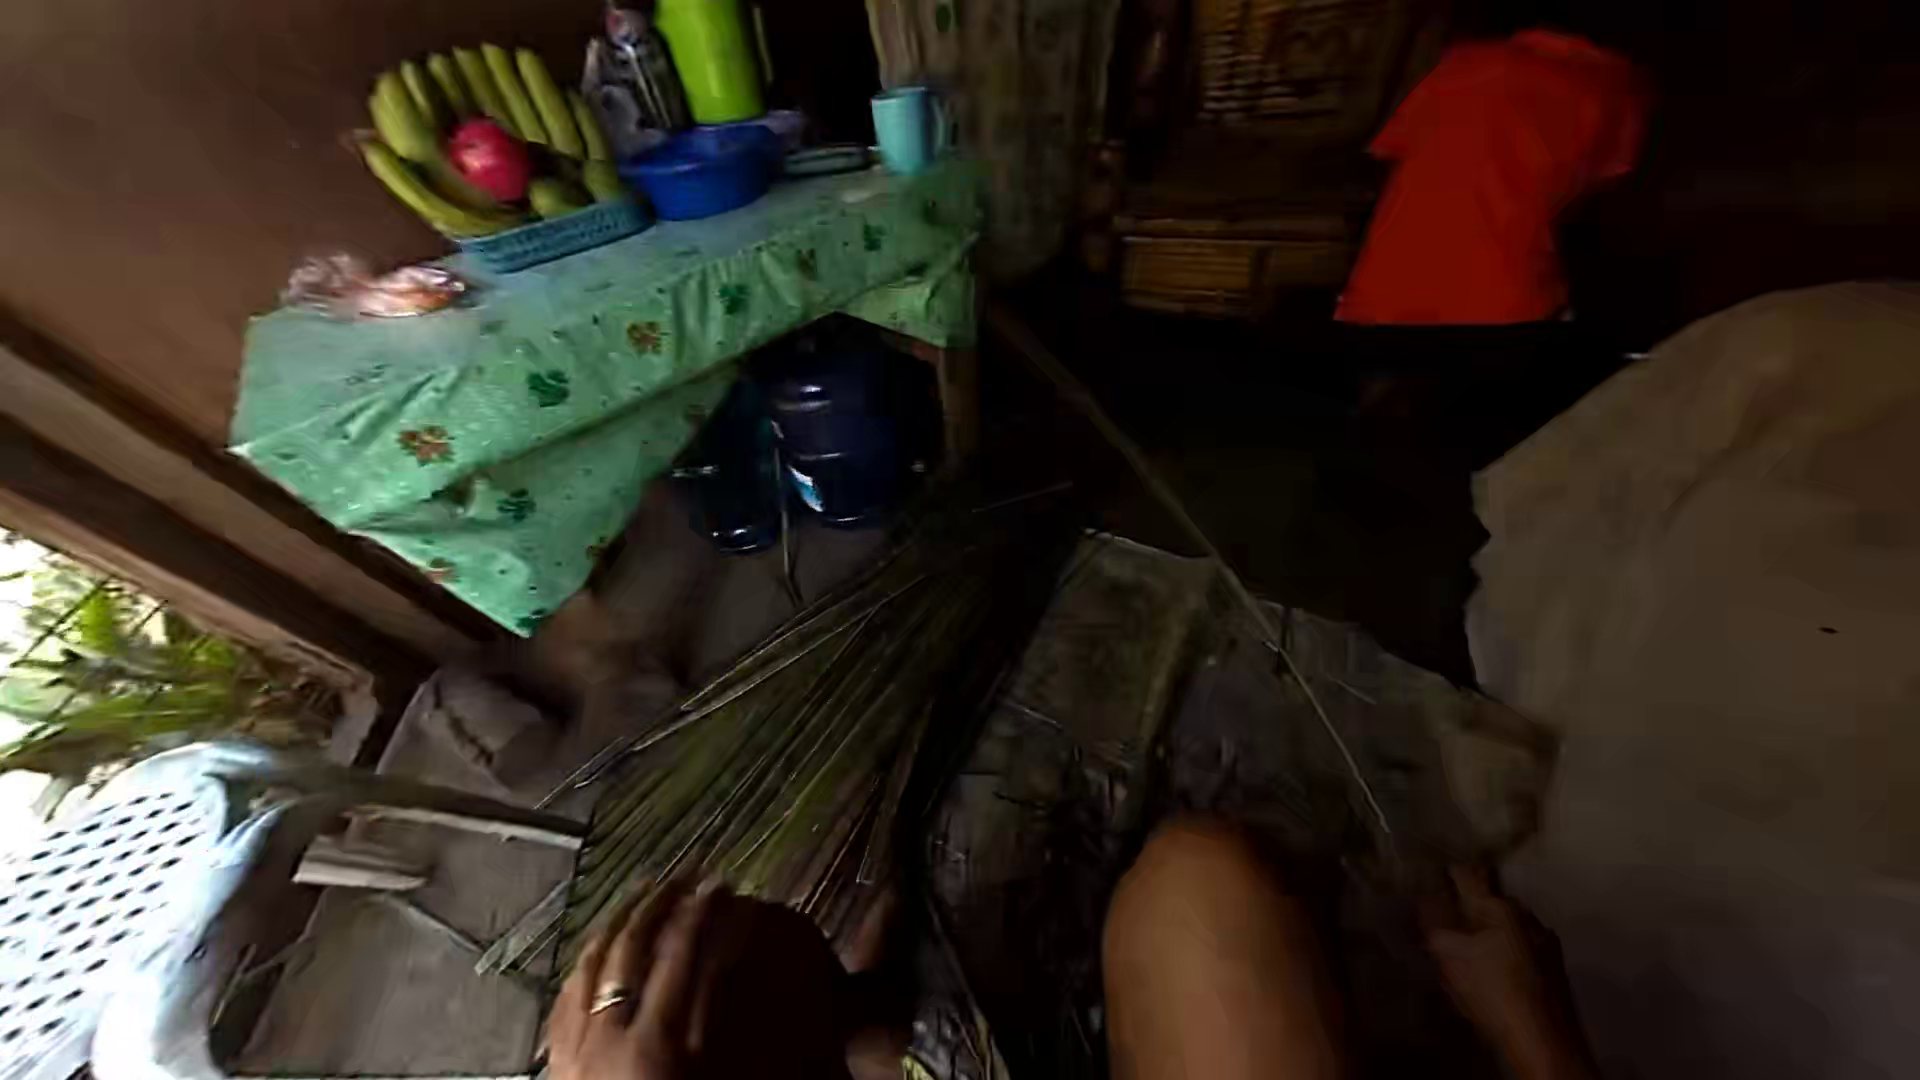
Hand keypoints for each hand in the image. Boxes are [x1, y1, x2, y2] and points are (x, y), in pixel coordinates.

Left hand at [548, 880, 715, 1079]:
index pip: (680, 951)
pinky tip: (599, 946)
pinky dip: (586, 961)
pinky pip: (565, 998)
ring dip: (620, 920)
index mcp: (651, 1041)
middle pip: (631, 946)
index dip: (701, 910)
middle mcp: (605, 1035)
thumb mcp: (706, 1077)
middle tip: (685, 874)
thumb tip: (723, 954)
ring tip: (642, 893)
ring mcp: (574, 1049)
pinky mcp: (557, 1066)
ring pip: (591, 963)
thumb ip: (712, 1015)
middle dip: (661, 901)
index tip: (720, 883)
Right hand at [1424, 866, 1594, 1079]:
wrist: (1547, 1049)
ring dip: (1484, 930)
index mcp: (1501, 908)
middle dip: (1465, 908)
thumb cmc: (1491, 991)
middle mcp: (1528, 918)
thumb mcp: (1446, 950)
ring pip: (1504, 924)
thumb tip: (1426, 894)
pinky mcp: (1555, 969)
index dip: (1445, 871)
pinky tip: (1488, 968)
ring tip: (1465, 948)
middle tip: (1444, 921)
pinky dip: (1501, 948)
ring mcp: (1546, 944)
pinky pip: (1518, 944)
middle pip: (1487, 901)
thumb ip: (1433, 916)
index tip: (1430, 871)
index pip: (1467, 875)